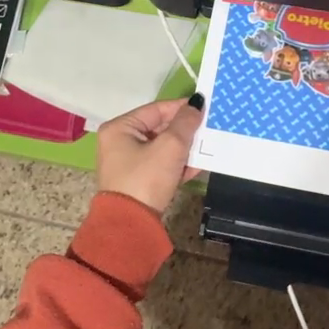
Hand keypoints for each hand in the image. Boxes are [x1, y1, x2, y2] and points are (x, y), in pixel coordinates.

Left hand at [96, 94, 205, 213]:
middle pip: (159, 128)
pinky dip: (178, 165)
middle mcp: (120, 143)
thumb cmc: (147, 178)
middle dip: (184, 130)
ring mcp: (128, 164)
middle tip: (209, 127)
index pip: (156, 109)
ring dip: (184, 148)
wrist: (131, 225)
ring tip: (208, 145)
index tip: (204, 106)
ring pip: (162, 148)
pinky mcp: (138, 182)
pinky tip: (198, 166)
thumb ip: (185, 123)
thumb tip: (196, 103)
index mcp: (120, 128)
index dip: (181, 107)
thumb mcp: (170, 146)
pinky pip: (161, 165)